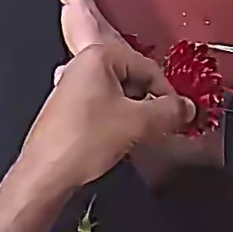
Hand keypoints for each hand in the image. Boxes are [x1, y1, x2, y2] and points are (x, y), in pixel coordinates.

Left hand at [12, 43, 195, 196]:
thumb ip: (170, 111)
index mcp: (99, 56)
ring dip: (134, 114)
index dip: (168, 93)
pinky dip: (116, 120)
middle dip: (150, 104)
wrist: (44, 175)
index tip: (178, 114)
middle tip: (159, 126)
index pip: (149, 68)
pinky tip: (116, 140)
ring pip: (119, 95)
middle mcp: (83, 65)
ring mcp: (72, 86)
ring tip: (137, 135)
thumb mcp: (138, 123)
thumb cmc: (85, 141)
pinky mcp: (67, 108)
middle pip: (134, 79)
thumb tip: (188, 107)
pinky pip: (103, 106)